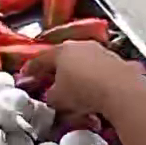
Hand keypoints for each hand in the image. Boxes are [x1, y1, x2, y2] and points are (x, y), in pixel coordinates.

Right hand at [25, 40, 145, 117]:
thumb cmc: (81, 91)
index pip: (40, 59)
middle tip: (49, 82)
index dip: (30, 69)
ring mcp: (101, 52)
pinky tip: (92, 93)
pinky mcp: (117, 62)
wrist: (121, 91)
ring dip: (75, 75)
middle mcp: (81, 46)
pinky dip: (92, 80)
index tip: (25, 76)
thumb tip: (50, 96)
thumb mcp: (56, 99)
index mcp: (61, 51)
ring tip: (72, 90)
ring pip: (82, 63)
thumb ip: (49, 96)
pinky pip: (98, 71)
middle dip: (55, 71)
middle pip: (63, 58)